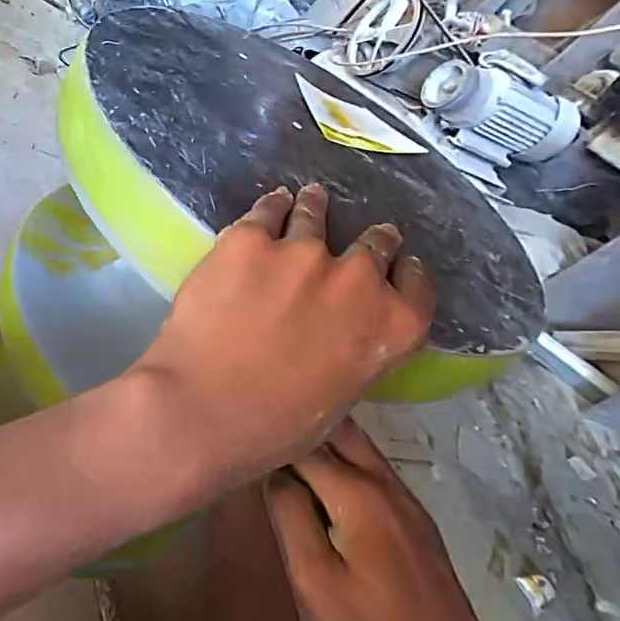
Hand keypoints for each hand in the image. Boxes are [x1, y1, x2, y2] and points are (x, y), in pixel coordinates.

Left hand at [132, 183, 434, 474]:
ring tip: (312, 196)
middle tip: (368, 232)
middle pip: (372, 247)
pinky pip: (265, 212)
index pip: (415, 285)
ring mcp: (300, 253)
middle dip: (371, 240)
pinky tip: (271, 201)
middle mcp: (356, 280)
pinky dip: (271, 206)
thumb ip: (349, 352)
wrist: (204, 405)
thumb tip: (334, 337)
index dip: (405, 271)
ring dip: (315, 207)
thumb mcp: (337, 396)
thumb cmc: (272, 423)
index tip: (400, 261)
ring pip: (314, 218)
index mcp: (391, 328)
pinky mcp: (248, 240)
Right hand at [268, 420, 547, 620]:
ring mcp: (407, 499)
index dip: (271, 435)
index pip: (304, 443)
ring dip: (320, 437)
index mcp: (359, 494)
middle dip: (299, 420)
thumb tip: (270, 471)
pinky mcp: (415, 518)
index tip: (240, 435)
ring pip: (357, 444)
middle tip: (260, 430)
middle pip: (338, 428)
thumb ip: (288, 513)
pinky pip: (371, 467)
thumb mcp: (313, 578)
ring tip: (280, 447)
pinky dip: (341, 458)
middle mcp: (386, 483)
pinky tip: (318, 480)